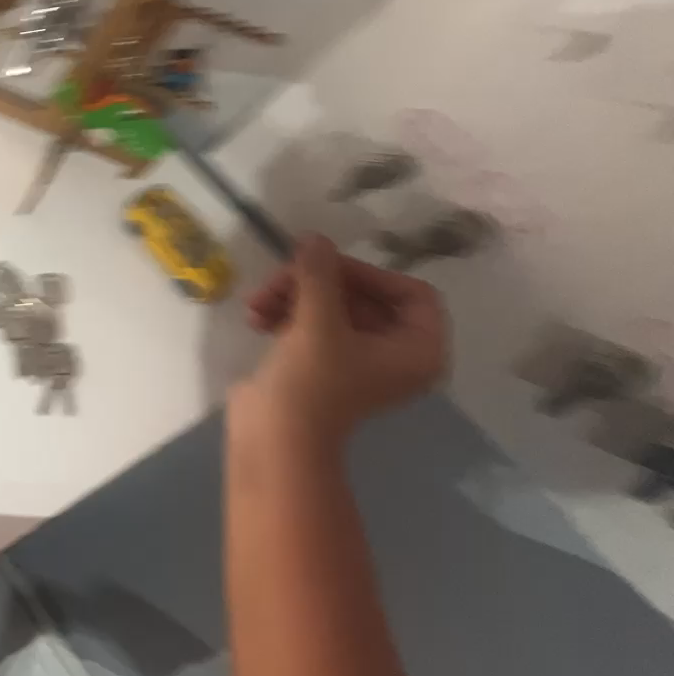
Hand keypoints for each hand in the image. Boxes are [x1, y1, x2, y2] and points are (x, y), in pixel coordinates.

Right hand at [231, 234, 447, 444]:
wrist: (273, 437)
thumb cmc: (311, 383)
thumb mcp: (316, 323)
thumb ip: (318, 276)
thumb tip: (314, 238)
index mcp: (417, 349)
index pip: (410, 292)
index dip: (367, 273)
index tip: (323, 267)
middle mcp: (395, 355)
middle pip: (363, 298)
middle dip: (314, 285)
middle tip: (276, 281)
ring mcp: (356, 361)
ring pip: (331, 309)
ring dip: (291, 298)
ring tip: (256, 303)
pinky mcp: (321, 366)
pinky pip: (312, 326)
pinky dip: (285, 316)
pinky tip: (257, 318)